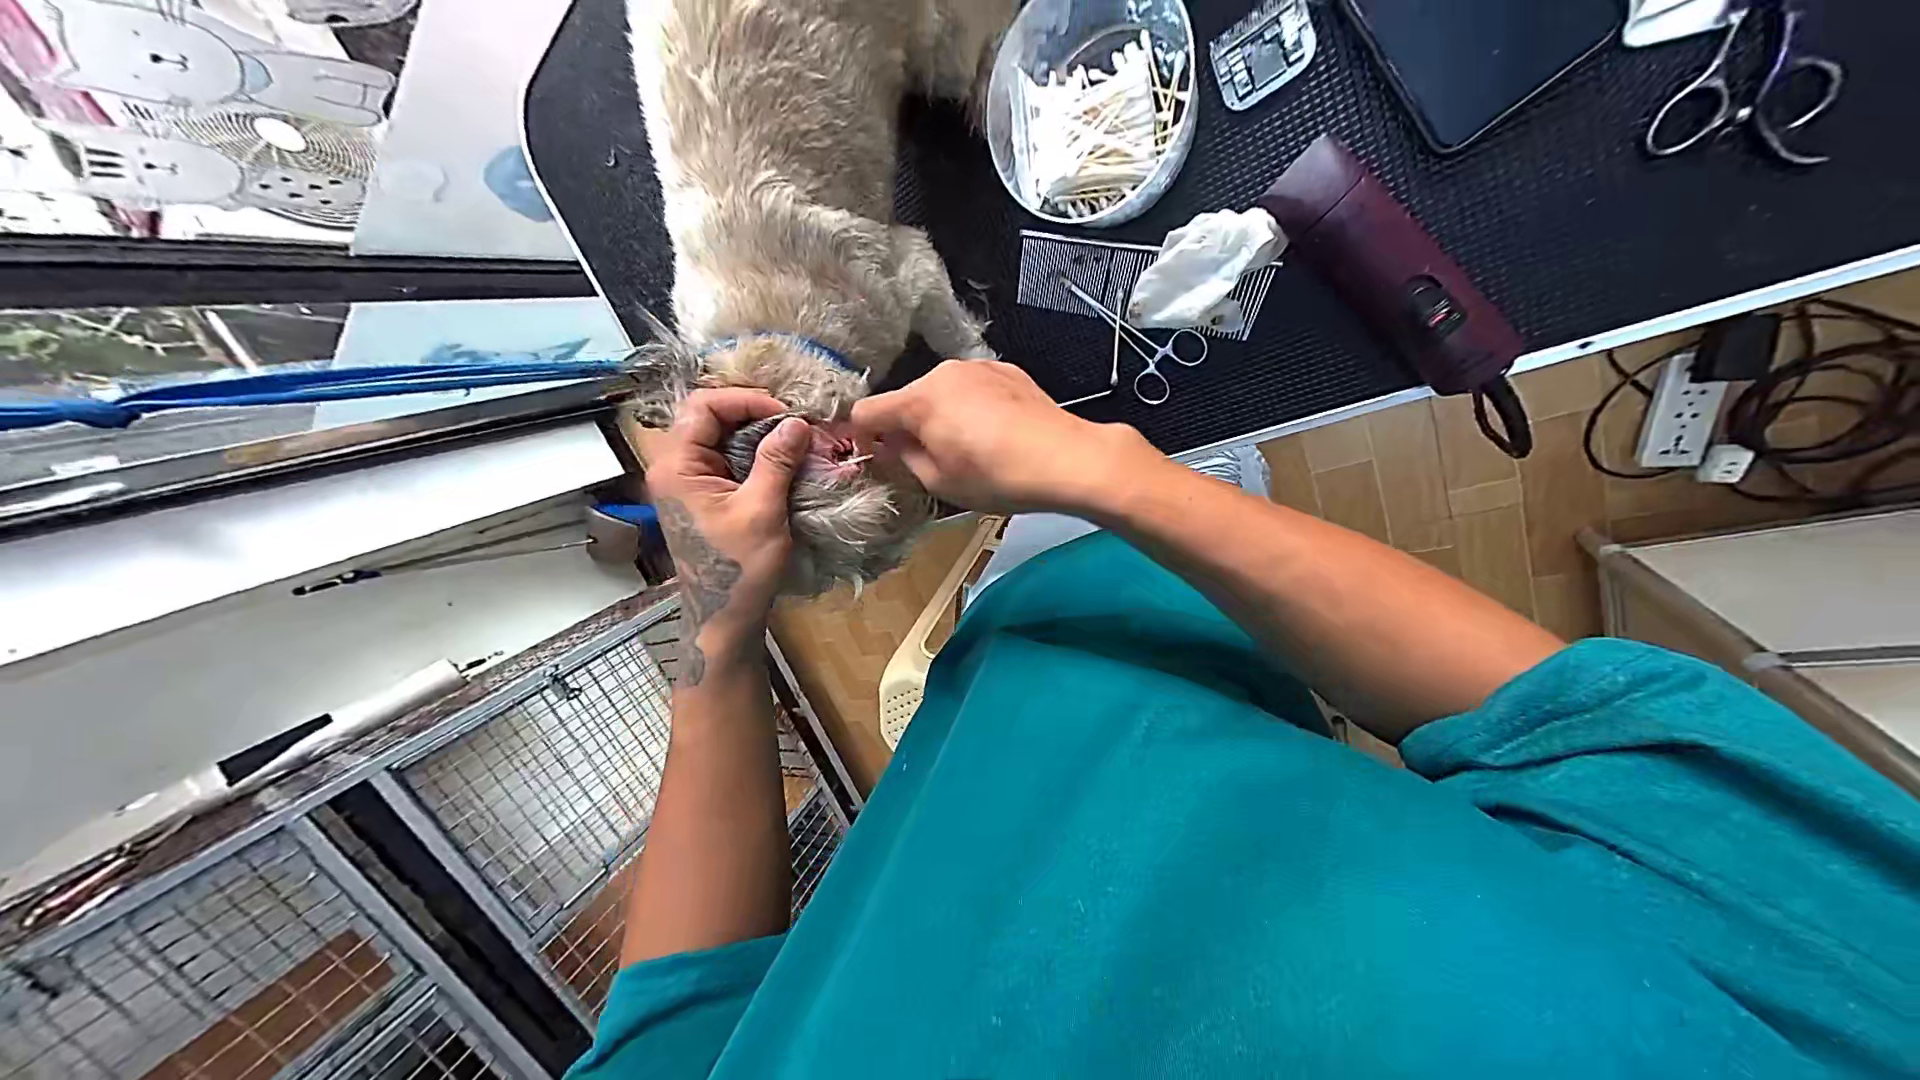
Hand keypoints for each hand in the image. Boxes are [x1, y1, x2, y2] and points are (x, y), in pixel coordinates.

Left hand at [645, 389, 810, 683]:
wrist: (725, 615)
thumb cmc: (738, 566)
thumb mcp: (762, 510)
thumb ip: (776, 461)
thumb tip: (797, 422)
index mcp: (677, 466)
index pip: (703, 405)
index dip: (744, 400)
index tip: (784, 414)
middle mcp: (675, 468)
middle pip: (710, 418)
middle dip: (755, 415)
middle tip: (794, 426)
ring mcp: (689, 483)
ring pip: (721, 438)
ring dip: (758, 435)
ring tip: (794, 442)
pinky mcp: (704, 497)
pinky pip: (728, 461)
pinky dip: (756, 456)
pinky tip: (783, 463)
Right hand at [849, 360, 1158, 514]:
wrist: (1064, 458)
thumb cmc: (996, 476)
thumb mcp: (939, 481)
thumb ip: (903, 458)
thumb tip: (889, 445)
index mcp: (919, 399)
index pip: (867, 411)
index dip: (860, 436)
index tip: (871, 455)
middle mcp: (944, 372)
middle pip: (907, 400)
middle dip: (907, 427)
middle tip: (927, 461)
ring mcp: (979, 367)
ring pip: (942, 393)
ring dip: (941, 417)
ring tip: (968, 448)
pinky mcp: (1008, 371)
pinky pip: (973, 389)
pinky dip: (971, 408)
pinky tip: (995, 433)